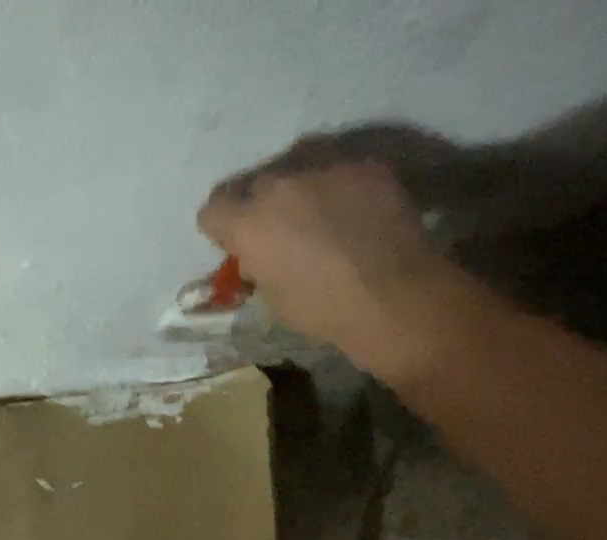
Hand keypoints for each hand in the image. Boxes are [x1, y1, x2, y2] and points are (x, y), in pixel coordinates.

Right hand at [197, 151, 454, 352]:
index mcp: (247, 224)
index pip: (212, 210)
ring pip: (298, 170)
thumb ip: (256, 263)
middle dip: (261, 205)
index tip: (235, 242)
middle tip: (280, 229)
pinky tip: (355, 210)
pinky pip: (339, 170)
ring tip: (320, 214)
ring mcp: (325, 169)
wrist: (394, 295)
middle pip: (255, 185)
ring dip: (300, 190)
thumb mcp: (269, 294)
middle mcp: (279, 187)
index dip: (221, 227)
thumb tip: (257, 255)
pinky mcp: (366, 165)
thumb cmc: (321, 308)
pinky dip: (340, 187)